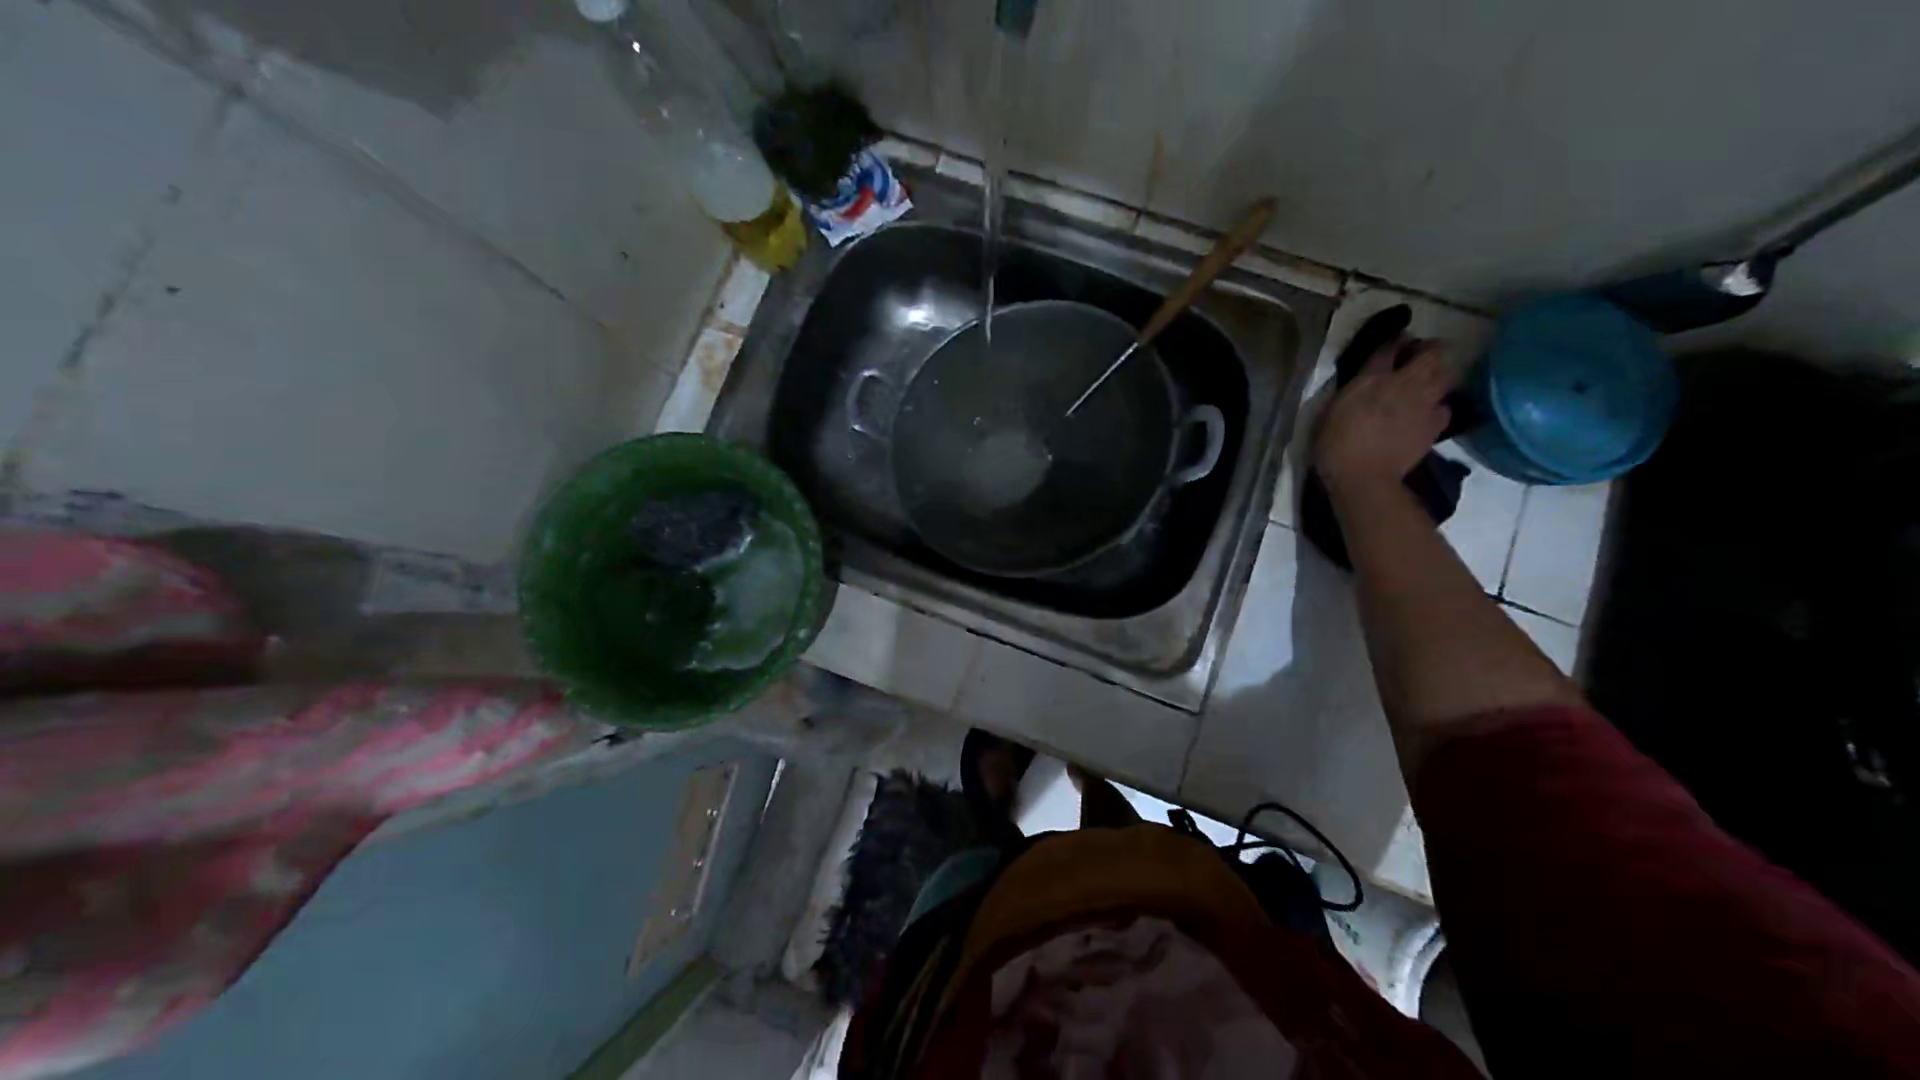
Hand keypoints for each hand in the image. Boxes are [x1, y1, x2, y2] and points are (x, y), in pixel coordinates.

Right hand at [1314, 338, 1456, 493]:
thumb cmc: (1335, 446)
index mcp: (1373, 378)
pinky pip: (1444, 406)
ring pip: (1447, 375)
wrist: (1363, 478)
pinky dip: (1438, 405)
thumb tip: (1366, 379)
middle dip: (1429, 350)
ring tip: (1426, 382)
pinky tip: (1426, 413)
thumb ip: (1354, 389)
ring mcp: (1425, 404)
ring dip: (1439, 374)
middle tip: (1417, 358)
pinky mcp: (1435, 426)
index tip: (1393, 344)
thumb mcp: (1333, 410)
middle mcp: (1405, 384)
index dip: (1395, 341)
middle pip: (1433, 353)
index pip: (1391, 346)